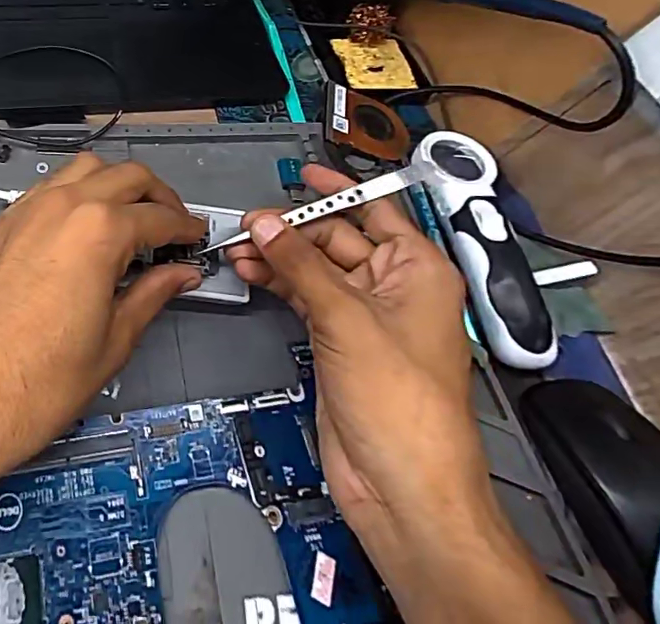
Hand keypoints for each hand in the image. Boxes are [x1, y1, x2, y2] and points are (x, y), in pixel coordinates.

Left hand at [0, 153, 206, 467]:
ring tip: (131, 218)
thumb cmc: (26, 384)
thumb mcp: (113, 342)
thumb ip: (152, 295)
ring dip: (116, 183)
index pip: (159, 216)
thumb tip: (177, 276)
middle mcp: (61, 209)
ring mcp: (26, 211)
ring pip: (85, 168)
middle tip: (172, 224)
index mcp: (97, 232)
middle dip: (159, 195)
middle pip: (127, 175)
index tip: (194, 239)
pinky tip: (83, 228)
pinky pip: (49, 188)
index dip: (185, 228)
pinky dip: (76, 193)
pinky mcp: (1, 225)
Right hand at [228, 166, 567, 621]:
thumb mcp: (346, 318)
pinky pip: (305, 296)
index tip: (304, 175)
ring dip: (279, 256)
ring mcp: (363, 316)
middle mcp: (394, 289)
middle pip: (336, 239)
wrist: (399, 485)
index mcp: (418, 271)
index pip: (375, 211)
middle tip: (252, 223)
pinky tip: (254, 272)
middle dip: (293, 230)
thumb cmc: (405, 408)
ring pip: (315, 269)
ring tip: (242, 247)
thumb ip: (301, 264)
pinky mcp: (338, 340)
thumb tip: (268, 224)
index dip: (338, 189)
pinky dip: (279, 282)